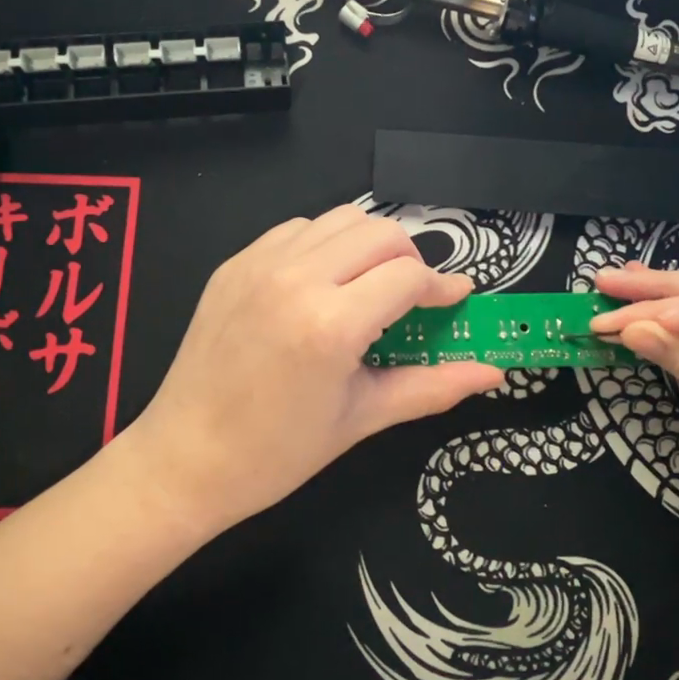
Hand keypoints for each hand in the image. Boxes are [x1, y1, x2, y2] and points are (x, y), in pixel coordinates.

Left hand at [120, 205, 505, 532]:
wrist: (184, 459)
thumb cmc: (278, 453)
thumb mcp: (361, 418)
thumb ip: (432, 386)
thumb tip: (493, 373)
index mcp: (331, 324)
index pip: (409, 276)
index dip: (442, 287)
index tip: (456, 302)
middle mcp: (296, 278)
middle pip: (381, 232)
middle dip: (410, 259)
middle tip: (413, 298)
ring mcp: (259, 264)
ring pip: (339, 220)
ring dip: (368, 245)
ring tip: (369, 288)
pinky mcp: (235, 264)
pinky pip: (296, 229)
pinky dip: (324, 244)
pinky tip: (323, 284)